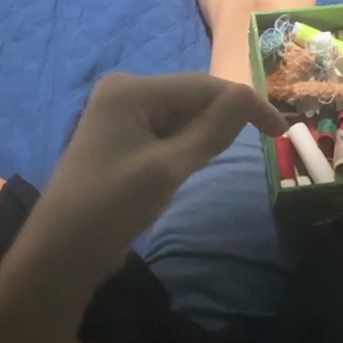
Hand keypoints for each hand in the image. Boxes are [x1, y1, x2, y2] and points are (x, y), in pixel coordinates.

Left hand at [15, 73, 286, 280]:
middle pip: (193, 98)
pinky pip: (168, 134)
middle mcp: (125, 93)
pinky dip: (188, 147)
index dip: (246, 104)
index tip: (282, 132)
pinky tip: (190, 167)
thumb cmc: (110, 207)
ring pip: (184, 118)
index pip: (204, 86)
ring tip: (213, 164)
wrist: (59, 256)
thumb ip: (212, 129)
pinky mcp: (123, 143)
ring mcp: (122, 118)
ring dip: (206, 136)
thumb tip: (250, 94)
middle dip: (224, 120)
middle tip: (258, 149)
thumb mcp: (167, 168)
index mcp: (131, 90)